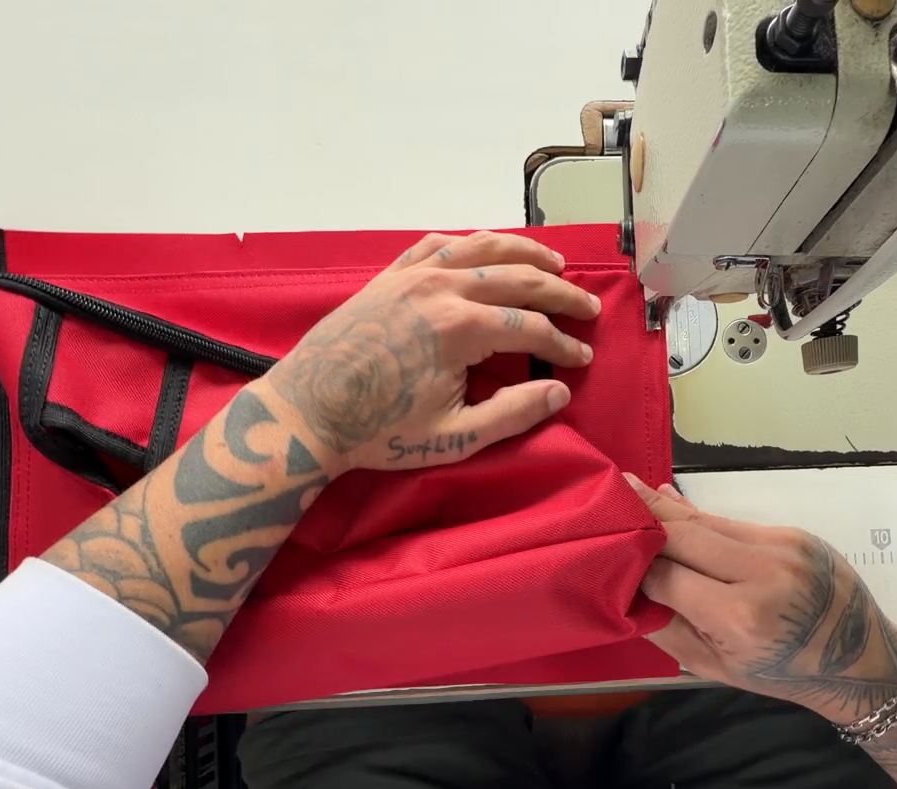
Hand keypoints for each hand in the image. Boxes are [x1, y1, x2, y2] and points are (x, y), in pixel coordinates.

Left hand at [259, 231, 601, 475]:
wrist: (309, 412)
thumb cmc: (379, 432)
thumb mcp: (454, 436)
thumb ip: (512, 414)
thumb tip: (558, 393)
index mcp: (459, 328)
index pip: (530, 328)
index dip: (562, 344)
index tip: (581, 359)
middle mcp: (440, 288)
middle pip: (517, 279)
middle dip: (559, 294)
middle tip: (587, 307)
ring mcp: (412, 276)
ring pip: (482, 249)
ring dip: (524, 254)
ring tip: (554, 265)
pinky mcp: (389, 276)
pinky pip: (438, 245)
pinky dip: (470, 244)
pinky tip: (486, 250)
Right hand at [627, 476, 896, 727]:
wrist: (859, 660)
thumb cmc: (780, 673)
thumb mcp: (714, 667)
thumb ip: (665, 627)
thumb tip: (626, 589)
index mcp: (739, 617)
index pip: (664, 575)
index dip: (633, 565)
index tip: (605, 552)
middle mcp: (761, 573)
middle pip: (682, 533)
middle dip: (642, 516)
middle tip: (607, 492)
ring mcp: (781, 546)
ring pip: (706, 520)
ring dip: (665, 508)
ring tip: (630, 487)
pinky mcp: (792, 532)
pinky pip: (731, 522)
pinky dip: (699, 519)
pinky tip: (671, 503)